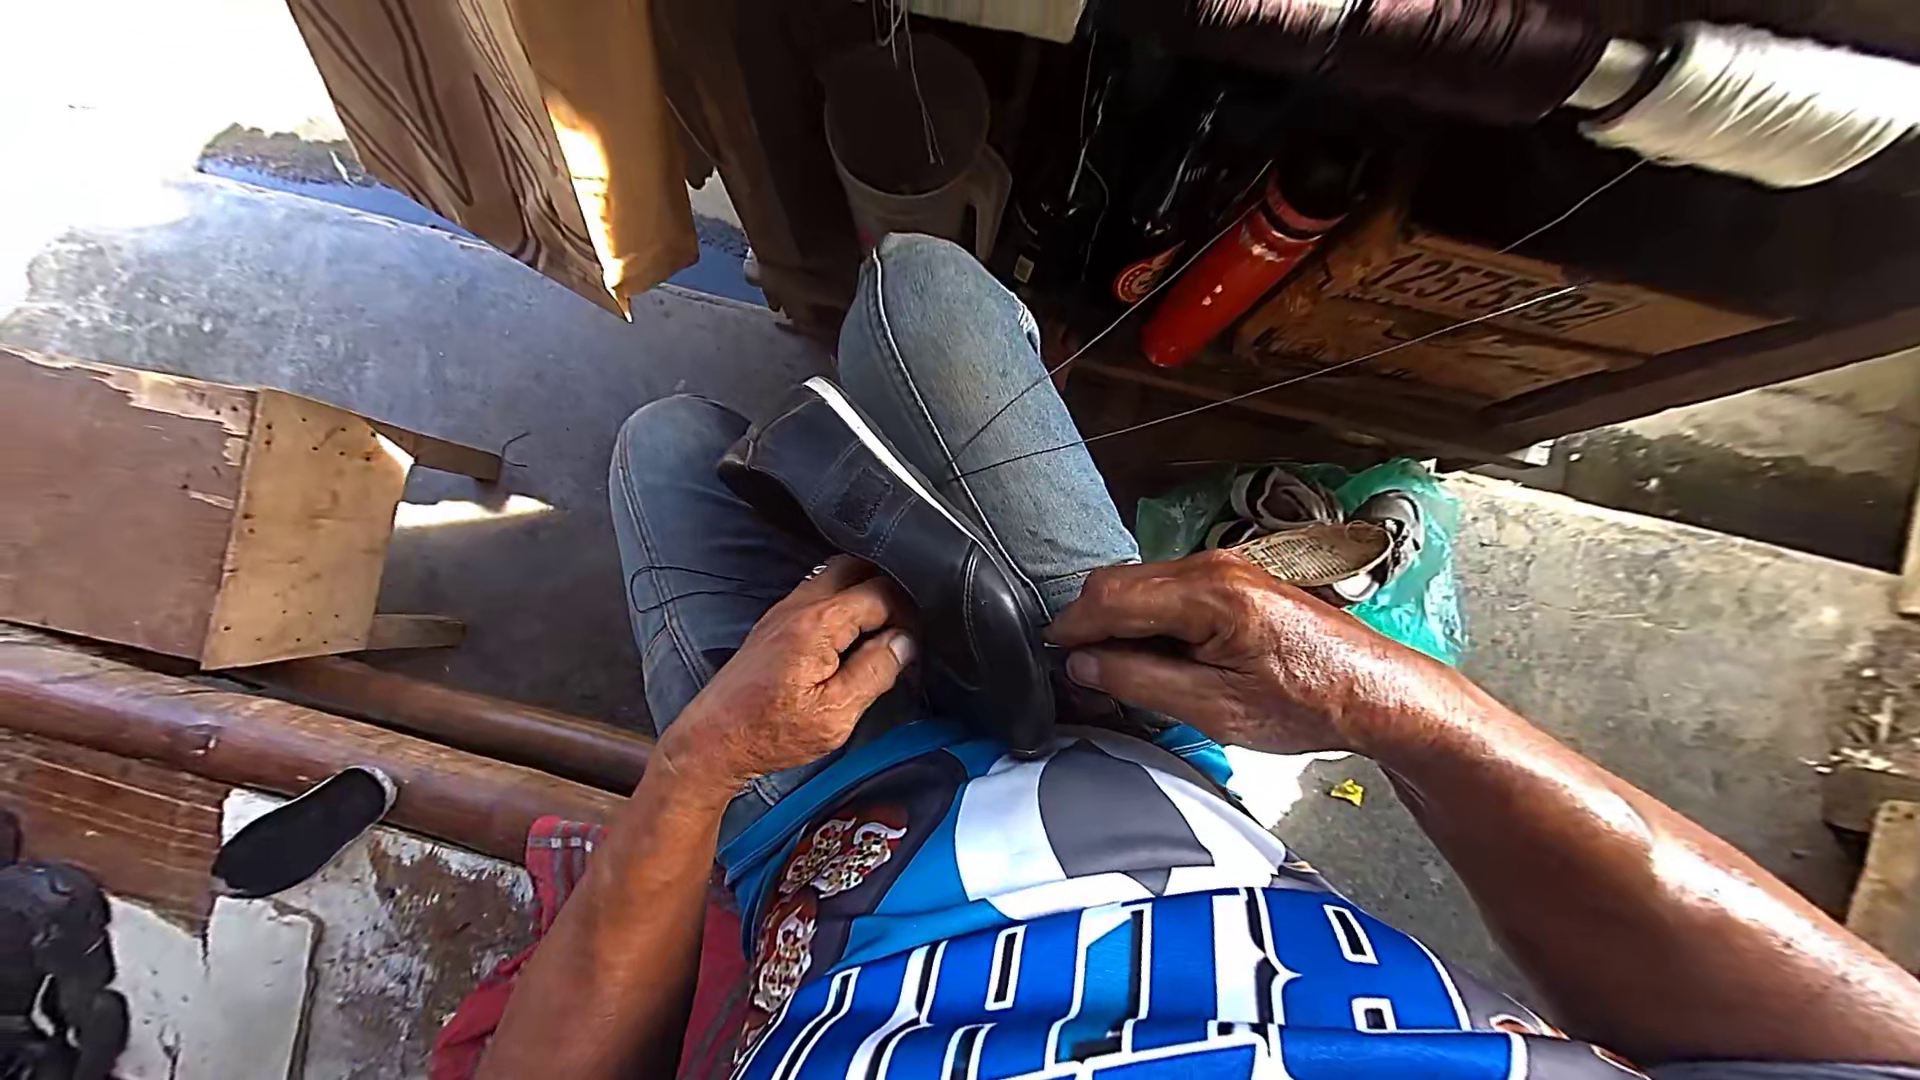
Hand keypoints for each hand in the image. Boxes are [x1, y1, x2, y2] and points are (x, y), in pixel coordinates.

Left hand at [656, 556, 916, 798]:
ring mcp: (785, 610)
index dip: (907, 612)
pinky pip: (819, 592)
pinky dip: (843, 602)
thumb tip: (904, 644)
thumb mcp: (835, 714)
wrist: (712, 740)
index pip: (880, 593)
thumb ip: (875, 672)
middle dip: (887, 588)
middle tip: (903, 622)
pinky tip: (850, 635)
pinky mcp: (776, 622)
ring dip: (864, 593)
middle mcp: (799, 606)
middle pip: (856, 567)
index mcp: (818, 624)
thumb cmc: (768, 732)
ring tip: (880, 629)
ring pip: (836, 575)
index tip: (915, 638)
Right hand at [1044, 550, 1435, 753]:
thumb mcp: (1217, 709)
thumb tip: (1083, 665)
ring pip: (1137, 583)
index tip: (1052, 655)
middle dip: (1088, 623)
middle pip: (1116, 581)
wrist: (1379, 692)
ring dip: (1116, 621)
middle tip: (1083, 670)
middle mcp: (1211, 565)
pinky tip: (1154, 652)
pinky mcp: (1228, 578)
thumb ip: (1140, 681)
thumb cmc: (1312, 703)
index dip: (1071, 627)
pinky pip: (1163, 588)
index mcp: (1209, 593)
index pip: (1110, 598)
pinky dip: (1143, 618)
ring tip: (1120, 668)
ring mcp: (1221, 566)